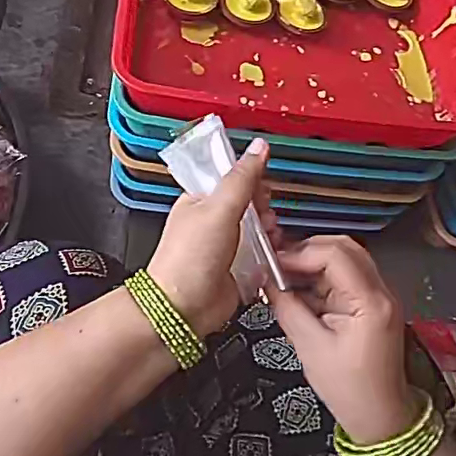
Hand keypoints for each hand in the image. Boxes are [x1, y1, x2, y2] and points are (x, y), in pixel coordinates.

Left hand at [146, 138, 278, 333]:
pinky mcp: (237, 270)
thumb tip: (258, 148)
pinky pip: (261, 257)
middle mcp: (212, 222)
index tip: (261, 184)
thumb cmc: (187, 259)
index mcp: (199, 200)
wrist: (183, 308)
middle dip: (263, 207)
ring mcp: (225, 247)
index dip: (249, 178)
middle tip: (263, 213)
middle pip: (249, 203)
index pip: (229, 177)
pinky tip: (272, 255)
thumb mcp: (218, 208)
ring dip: (269, 231)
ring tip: (268, 235)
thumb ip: (242, 178)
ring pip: (258, 230)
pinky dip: (270, 255)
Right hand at [265, 236, 412, 441]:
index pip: (335, 254)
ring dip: (310, 265)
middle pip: (342, 248)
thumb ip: (287, 307)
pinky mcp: (369, 305)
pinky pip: (342, 278)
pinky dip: (318, 279)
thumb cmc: (350, 390)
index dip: (300, 253)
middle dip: (305, 252)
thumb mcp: (309, 347)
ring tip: (282, 279)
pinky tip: (297, 292)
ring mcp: (377, 297)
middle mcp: (380, 292)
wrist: (380, 417)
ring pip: (342, 260)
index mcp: (371, 302)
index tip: (274, 263)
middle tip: (276, 265)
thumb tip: (267, 280)